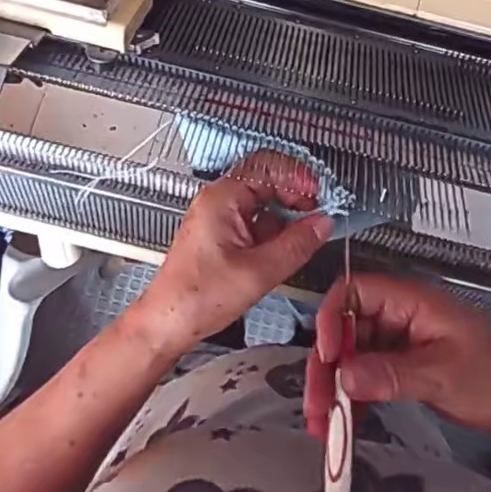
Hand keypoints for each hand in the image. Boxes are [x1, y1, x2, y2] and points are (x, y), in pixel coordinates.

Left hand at [128, 152, 331, 355]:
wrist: (167, 324)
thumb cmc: (196, 297)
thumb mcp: (259, 272)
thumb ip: (296, 245)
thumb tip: (323, 223)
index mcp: (222, 198)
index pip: (268, 167)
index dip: (299, 177)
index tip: (321, 195)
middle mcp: (219, 202)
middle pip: (267, 181)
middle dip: (296, 195)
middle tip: (319, 212)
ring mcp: (221, 218)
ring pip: (263, 203)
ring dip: (287, 215)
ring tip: (306, 235)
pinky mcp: (223, 236)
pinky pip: (256, 222)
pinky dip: (275, 231)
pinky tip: (287, 249)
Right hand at [305, 273, 490, 440]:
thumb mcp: (442, 375)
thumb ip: (391, 374)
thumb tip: (343, 377)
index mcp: (411, 300)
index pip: (355, 291)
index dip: (332, 318)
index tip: (327, 356)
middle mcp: (400, 314)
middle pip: (346, 327)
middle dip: (327, 365)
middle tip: (316, 406)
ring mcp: (401, 340)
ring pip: (353, 355)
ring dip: (334, 387)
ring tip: (322, 426)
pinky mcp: (403, 365)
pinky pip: (367, 374)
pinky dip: (353, 397)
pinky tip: (344, 424)